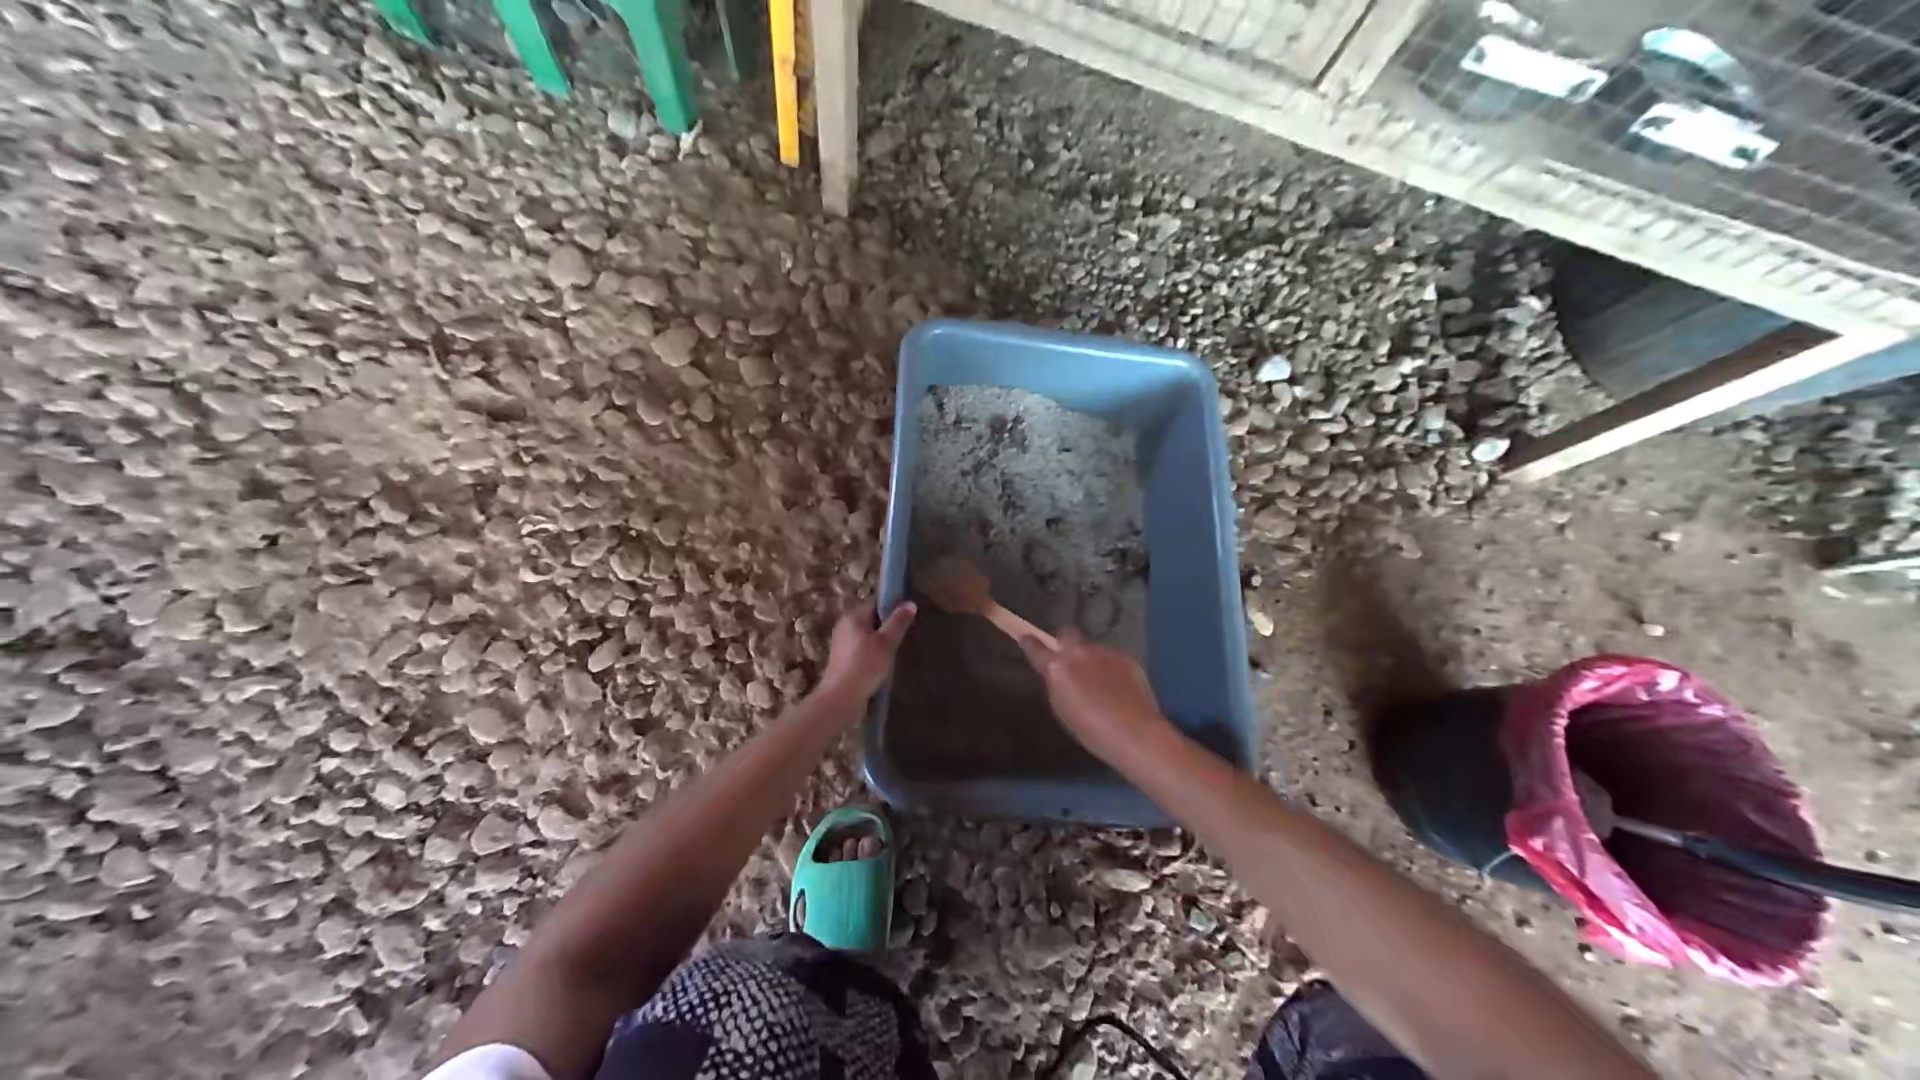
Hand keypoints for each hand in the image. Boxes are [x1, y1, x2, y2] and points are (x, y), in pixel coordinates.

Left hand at [820, 600, 916, 700]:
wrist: (842, 697)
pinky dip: (870, 657)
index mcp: (852, 617)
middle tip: (898, 642)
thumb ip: (899, 622)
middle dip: (885, 631)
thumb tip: (910, 603)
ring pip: (866, 639)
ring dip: (879, 646)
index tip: (903, 623)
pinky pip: (860, 653)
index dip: (890, 611)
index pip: (874, 605)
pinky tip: (879, 669)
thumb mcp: (887, 642)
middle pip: (870, 622)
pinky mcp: (841, 662)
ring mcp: (840, 645)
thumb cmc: (866, 665)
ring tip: (891, 658)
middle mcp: (843, 627)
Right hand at [1016, 628, 1172, 762]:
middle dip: (1066, 641)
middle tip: (1070, 660)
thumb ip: (1055, 684)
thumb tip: (1055, 674)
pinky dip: (1111, 668)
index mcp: (1057, 668)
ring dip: (1091, 659)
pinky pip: (1112, 657)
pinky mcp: (1126, 656)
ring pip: (1092, 648)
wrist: (1135, 733)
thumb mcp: (1061, 709)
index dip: (1029, 642)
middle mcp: (1078, 653)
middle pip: (1067, 632)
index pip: (1035, 647)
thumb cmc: (1091, 731)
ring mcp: (1104, 652)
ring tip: (1102, 683)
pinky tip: (1119, 687)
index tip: (1026, 639)